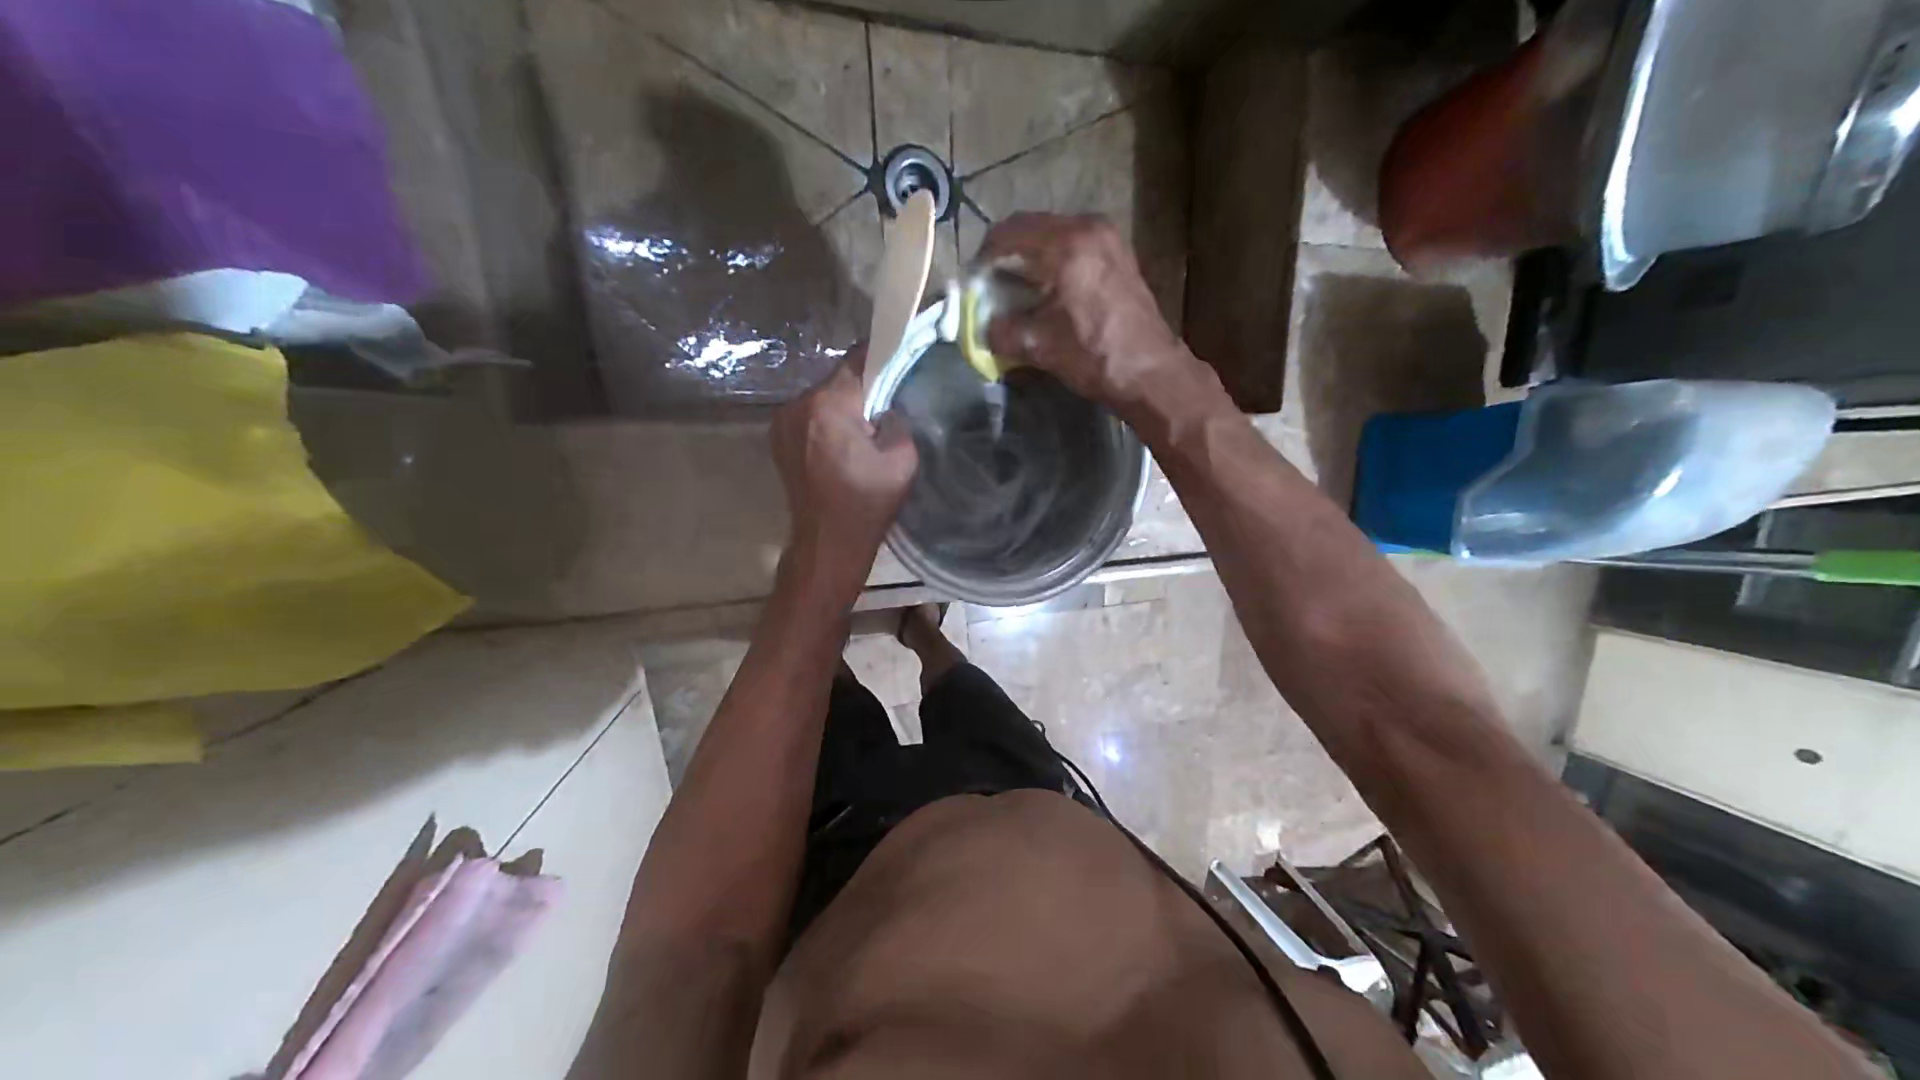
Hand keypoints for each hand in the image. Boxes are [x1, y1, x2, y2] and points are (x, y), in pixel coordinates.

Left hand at [770, 352, 918, 598]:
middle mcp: (798, 405)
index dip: (882, 358)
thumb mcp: (902, 460)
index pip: (858, 360)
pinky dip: (825, 422)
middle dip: (861, 390)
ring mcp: (782, 421)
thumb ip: (897, 419)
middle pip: (837, 379)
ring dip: (841, 407)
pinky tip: (839, 444)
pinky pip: (808, 415)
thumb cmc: (866, 503)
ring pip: (821, 397)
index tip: (899, 363)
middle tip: (882, 412)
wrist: (827, 543)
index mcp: (828, 405)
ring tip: (860, 433)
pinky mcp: (777, 438)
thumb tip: (885, 407)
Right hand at [979, 213, 1197, 410]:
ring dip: (1029, 256)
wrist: (1150, 372)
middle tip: (991, 283)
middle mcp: (1087, 228)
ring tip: (1017, 288)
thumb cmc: (1093, 357)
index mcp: (1065, 245)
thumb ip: (999, 329)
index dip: (983, 256)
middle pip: (1029, 227)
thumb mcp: (1037, 345)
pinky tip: (1046, 289)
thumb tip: (981, 323)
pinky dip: (1053, 259)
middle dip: (1005, 253)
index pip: (1007, 233)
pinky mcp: (1118, 252)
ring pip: (1051, 233)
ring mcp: (1107, 237)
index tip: (973, 280)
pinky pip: (1072, 243)